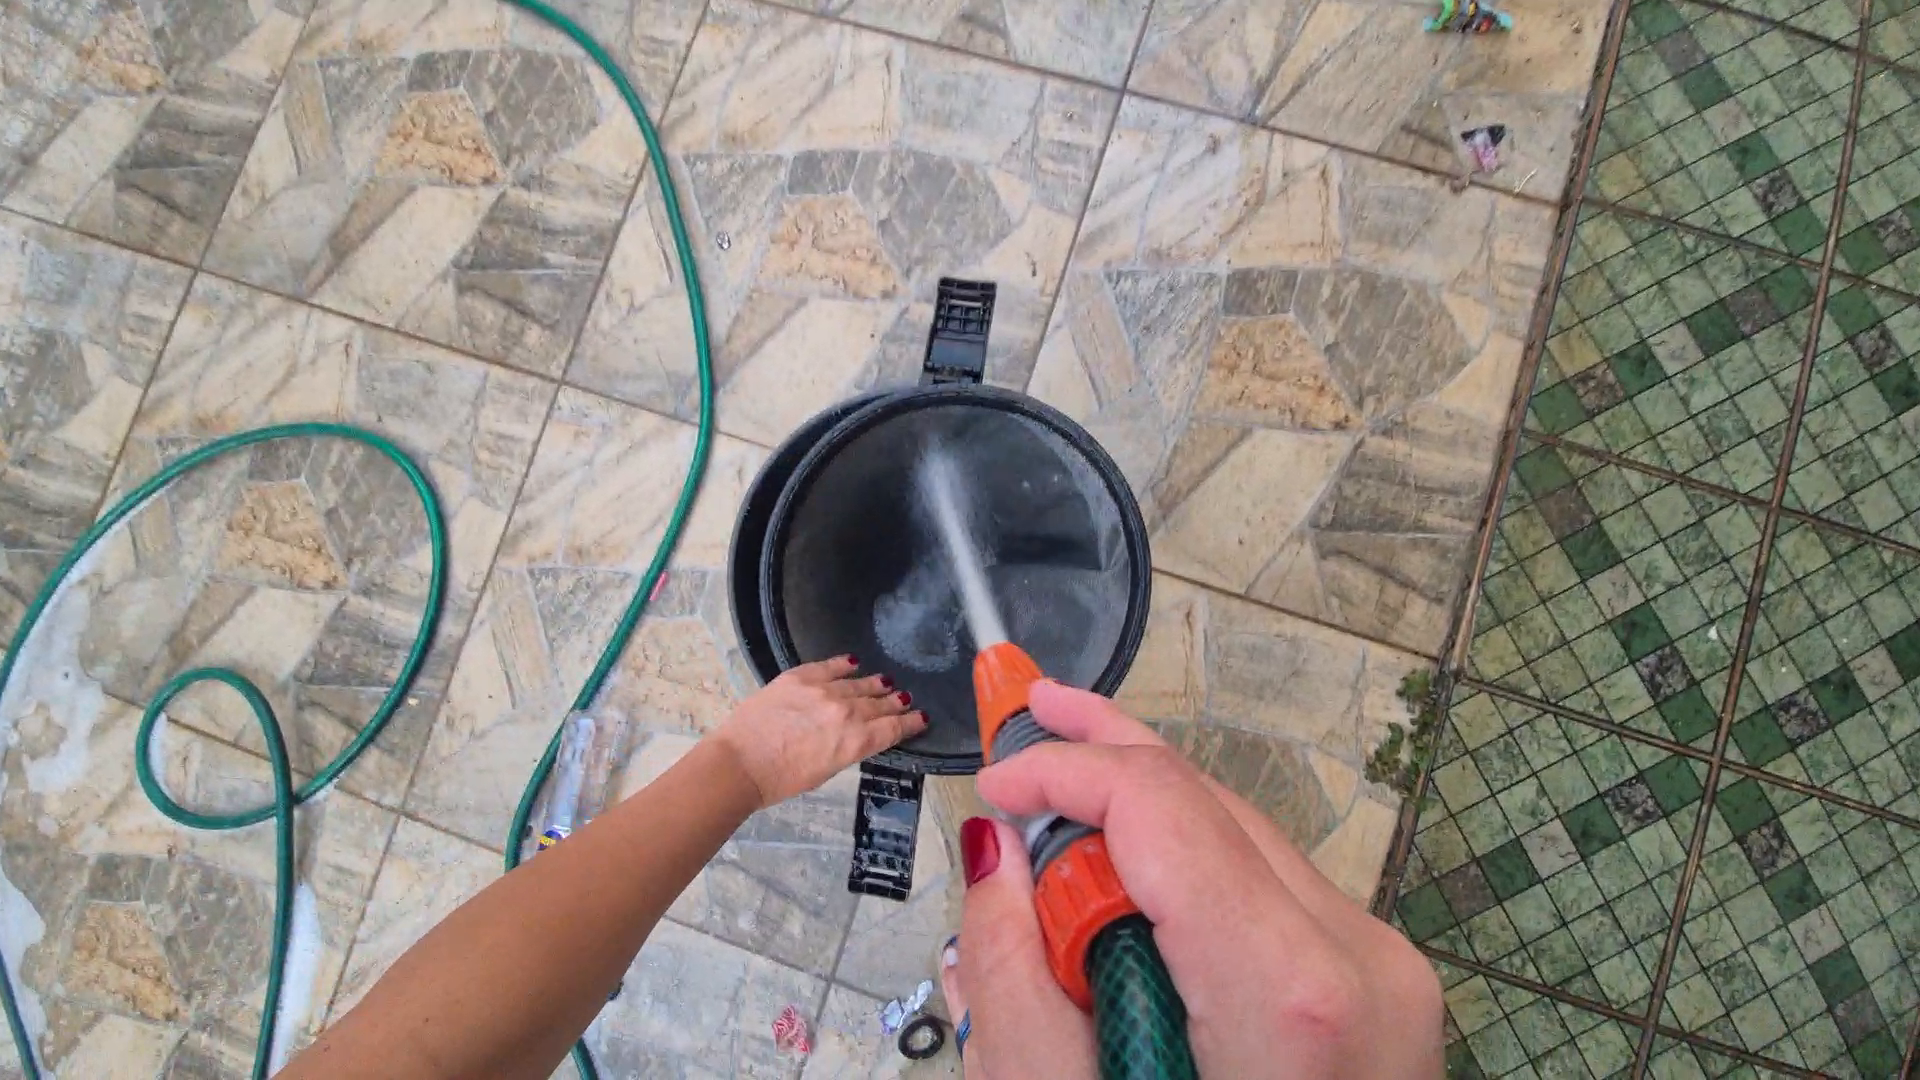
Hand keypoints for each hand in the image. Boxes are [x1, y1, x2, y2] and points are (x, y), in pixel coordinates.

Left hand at [711, 655, 925, 807]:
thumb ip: (846, 749)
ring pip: (859, 683)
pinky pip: (830, 666)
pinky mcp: (800, 677)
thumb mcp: (825, 772)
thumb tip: (855, 735)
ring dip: (875, 683)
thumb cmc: (779, 781)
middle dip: (895, 702)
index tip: (921, 718)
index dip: (910, 723)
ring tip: (886, 681)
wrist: (740, 764)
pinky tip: (854, 662)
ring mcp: (823, 691)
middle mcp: (846, 713)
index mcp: (854, 743)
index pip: (892, 729)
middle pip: (879, 705)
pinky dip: (844, 664)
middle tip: (905, 698)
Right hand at [953, 682, 1441, 1078]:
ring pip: (1227, 828)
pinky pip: (1252, 878)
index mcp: (1286, 985)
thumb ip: (1010, 960)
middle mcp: (1357, 950)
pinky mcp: (1374, 977)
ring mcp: (1380, 962)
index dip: (1064, 767)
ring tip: (1064, 762)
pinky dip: (1176, 858)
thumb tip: (993, 840)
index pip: (1159, 802)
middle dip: (1101, 755)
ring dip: (1135, 803)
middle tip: (1030, 705)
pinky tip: (1123, 850)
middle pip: (1199, 798)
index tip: (993, 779)